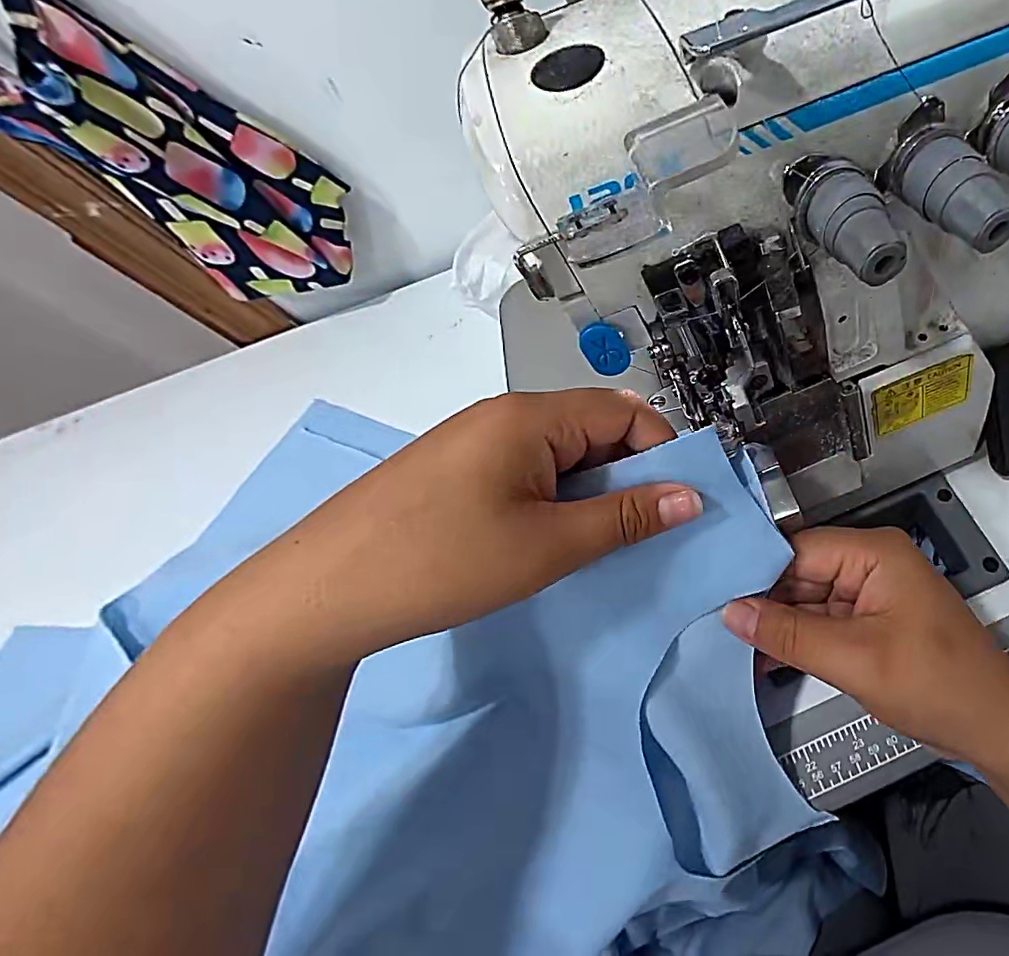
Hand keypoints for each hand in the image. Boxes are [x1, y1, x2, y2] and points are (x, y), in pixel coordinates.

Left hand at [202, 389, 701, 668]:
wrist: (317, 595)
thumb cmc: (442, 562)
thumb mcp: (548, 545)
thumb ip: (626, 517)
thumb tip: (691, 497)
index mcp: (531, 415)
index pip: (625, 412)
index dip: (661, 452)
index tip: (673, 504)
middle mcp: (506, 414)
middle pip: (594, 427)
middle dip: (628, 474)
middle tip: (636, 530)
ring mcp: (477, 440)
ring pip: (563, 453)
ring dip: (591, 490)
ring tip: (592, 540)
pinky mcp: (458, 469)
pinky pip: (529, 469)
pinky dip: (555, 498)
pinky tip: (547, 538)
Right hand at [722, 527, 1008, 760]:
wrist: (995, 727)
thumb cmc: (940, 685)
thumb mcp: (855, 659)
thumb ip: (790, 634)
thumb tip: (734, 613)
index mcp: (874, 553)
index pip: (799, 550)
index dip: (758, 573)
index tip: (717, 594)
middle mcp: (872, 564)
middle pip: (802, 573)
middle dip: (766, 602)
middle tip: (719, 624)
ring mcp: (872, 593)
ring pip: (810, 599)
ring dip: (780, 624)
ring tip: (735, 644)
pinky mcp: (873, 620)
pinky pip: (825, 621)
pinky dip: (801, 639)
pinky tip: (769, 655)